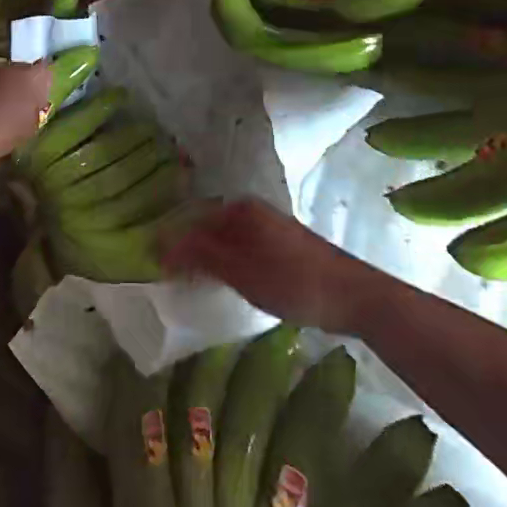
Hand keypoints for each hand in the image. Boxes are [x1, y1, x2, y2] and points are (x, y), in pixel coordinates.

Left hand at [0, 62, 50, 160]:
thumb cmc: (10, 131)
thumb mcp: (35, 123)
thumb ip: (38, 105)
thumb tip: (37, 100)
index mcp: (33, 75)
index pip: (46, 71)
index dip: (45, 83)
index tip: (43, 96)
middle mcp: (12, 68)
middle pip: (24, 71)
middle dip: (25, 82)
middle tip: (26, 101)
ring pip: (4, 76)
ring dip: (6, 87)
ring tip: (6, 107)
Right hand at [164, 200, 380, 333]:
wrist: (351, 296)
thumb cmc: (293, 281)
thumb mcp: (241, 271)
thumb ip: (202, 256)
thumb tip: (164, 244)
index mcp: (242, 209)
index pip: (193, 222)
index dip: (172, 245)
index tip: (154, 269)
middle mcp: (254, 211)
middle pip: (209, 228)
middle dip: (188, 251)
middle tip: (168, 280)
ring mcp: (269, 229)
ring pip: (225, 240)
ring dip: (206, 260)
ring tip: (191, 284)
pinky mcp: (280, 247)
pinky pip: (241, 250)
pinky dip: (226, 264)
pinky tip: (223, 283)